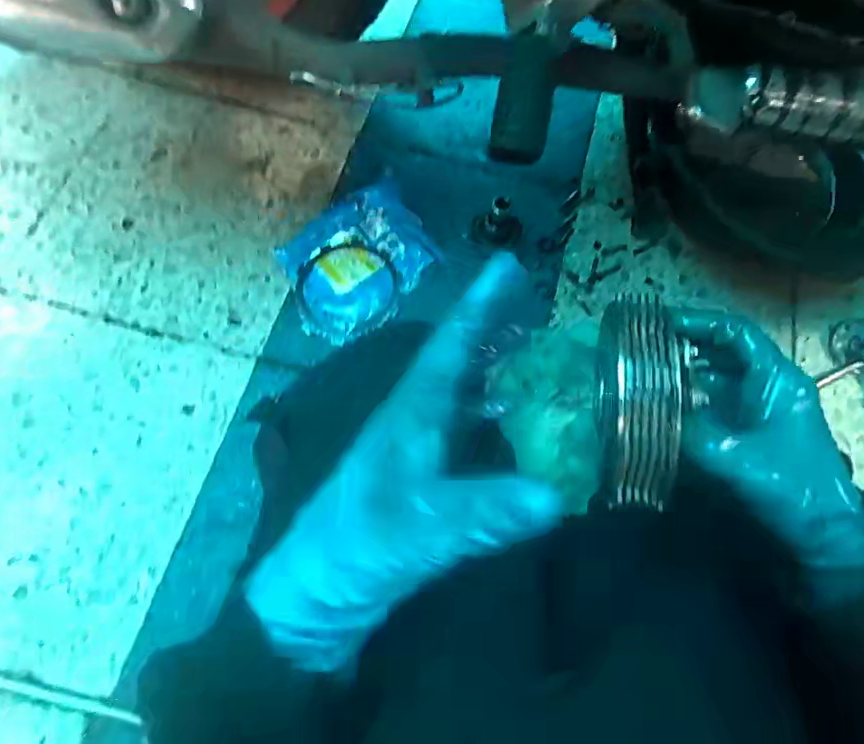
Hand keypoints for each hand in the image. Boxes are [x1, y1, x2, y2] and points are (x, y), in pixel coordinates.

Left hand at [245, 254, 563, 672]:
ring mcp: (414, 444)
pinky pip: (462, 421)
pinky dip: (488, 404)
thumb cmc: (353, 550)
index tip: (509, 263)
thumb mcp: (420, 531)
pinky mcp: (418, 473)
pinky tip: (507, 411)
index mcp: (411, 411)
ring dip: (491, 359)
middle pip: (458, 354)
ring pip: (459, 384)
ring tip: (527, 341)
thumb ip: (485, 512)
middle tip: (530, 298)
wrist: (308, 601)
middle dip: (492, 321)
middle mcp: (414, 415)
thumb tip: (555, 495)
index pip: (452, 343)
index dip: (482, 302)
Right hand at [673, 309, 863, 605]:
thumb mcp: (737, 460)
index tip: (663, 322)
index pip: (736, 332)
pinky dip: (695, 401)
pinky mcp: (756, 431)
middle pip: (726, 351)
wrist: (827, 537)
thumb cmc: (792, 489)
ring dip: (689, 375)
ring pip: (721, 378)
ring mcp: (764, 409)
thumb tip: (651, 414)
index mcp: (777, 378)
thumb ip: (693, 434)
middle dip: (688, 346)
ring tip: (649, 374)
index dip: (700, 322)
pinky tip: (668, 408)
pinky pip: (721, 404)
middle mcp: (770, 385)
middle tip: (647, 347)